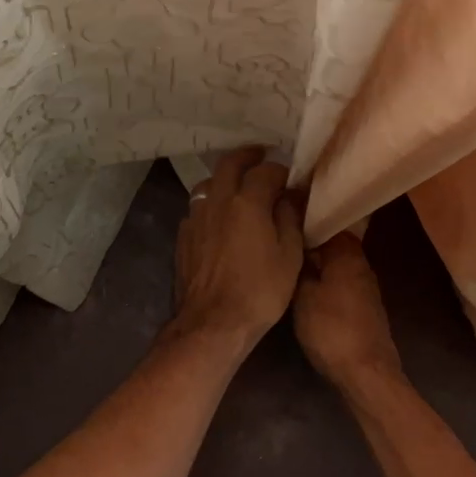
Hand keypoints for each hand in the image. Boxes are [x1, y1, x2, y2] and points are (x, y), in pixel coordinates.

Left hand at [171, 148, 302, 345]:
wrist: (212, 323)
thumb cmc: (259, 291)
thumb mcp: (289, 257)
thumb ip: (289, 219)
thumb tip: (290, 196)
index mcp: (246, 202)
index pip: (265, 171)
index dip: (280, 171)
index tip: (291, 179)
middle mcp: (217, 200)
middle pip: (229, 163)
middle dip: (247, 156)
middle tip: (260, 154)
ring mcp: (196, 216)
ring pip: (208, 183)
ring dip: (224, 178)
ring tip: (237, 186)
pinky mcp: (184, 235)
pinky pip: (198, 208)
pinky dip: (211, 204)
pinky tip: (219, 218)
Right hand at [295, 233, 404, 393]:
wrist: (367, 374)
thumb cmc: (330, 328)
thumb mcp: (303, 296)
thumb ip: (301, 269)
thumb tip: (300, 251)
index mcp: (347, 254)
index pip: (328, 226)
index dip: (307, 226)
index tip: (286, 227)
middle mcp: (362, 265)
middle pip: (336, 246)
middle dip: (315, 246)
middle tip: (287, 249)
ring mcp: (368, 288)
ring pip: (340, 267)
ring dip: (322, 268)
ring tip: (295, 271)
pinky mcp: (369, 310)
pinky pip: (345, 285)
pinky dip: (331, 285)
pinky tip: (313, 294)